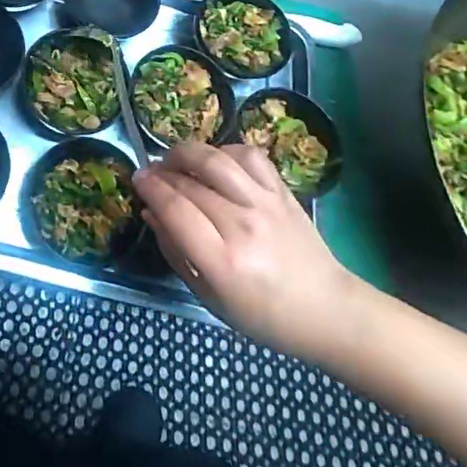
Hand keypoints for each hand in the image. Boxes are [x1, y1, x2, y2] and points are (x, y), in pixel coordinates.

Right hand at [133, 142, 363, 357]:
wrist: (329, 311)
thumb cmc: (264, 316)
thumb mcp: (209, 297)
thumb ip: (176, 251)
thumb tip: (151, 212)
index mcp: (224, 261)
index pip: (175, 208)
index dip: (151, 188)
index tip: (137, 179)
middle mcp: (244, 226)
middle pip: (190, 182)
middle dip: (162, 172)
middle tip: (151, 174)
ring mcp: (266, 204)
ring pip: (217, 159)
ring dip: (187, 152)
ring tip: (175, 160)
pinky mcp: (283, 192)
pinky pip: (249, 156)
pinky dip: (224, 150)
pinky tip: (214, 161)